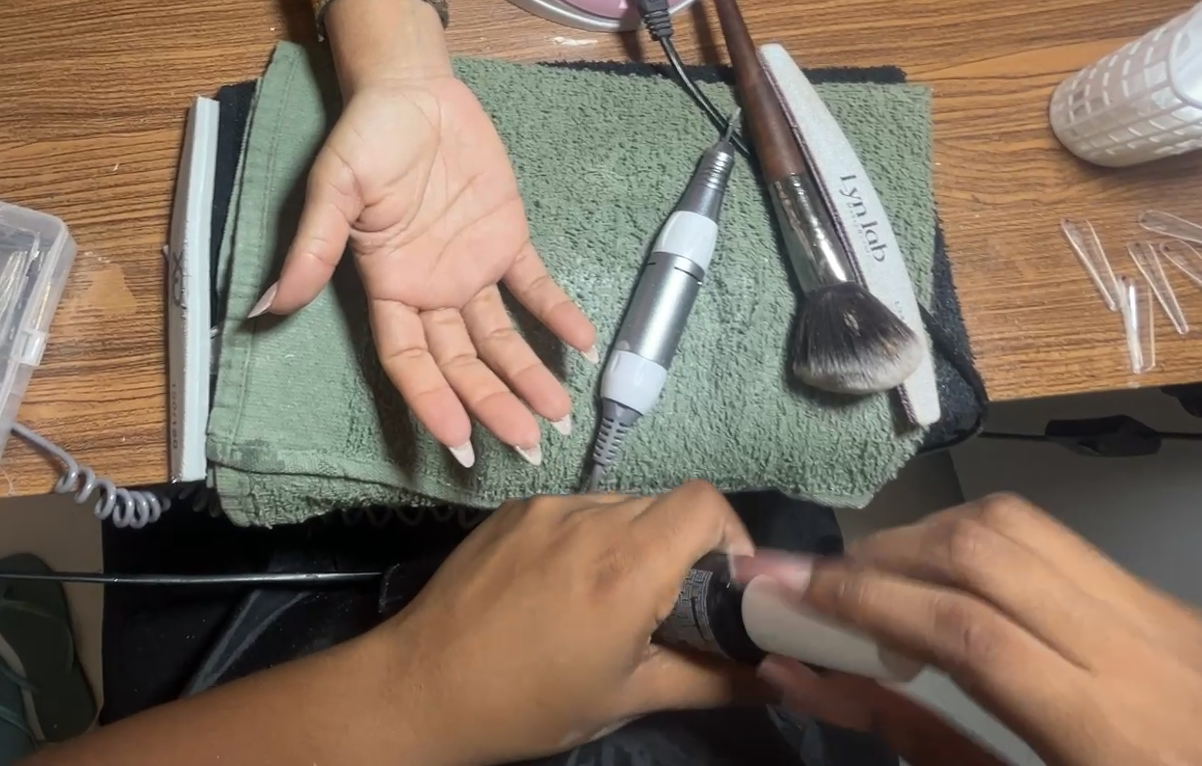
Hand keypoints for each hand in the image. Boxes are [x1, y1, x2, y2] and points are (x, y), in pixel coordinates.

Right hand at [255, 70, 597, 465]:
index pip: (409, 358)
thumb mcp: (333, 189)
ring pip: (500, 335)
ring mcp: (471, 267)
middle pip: (461, 360)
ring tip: (558, 417)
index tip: (459, 440)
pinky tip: (581, 344)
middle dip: (490, 403)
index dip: (431, 400)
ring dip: (528, 374)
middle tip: (527, 447)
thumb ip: (314, 248)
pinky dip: (556, 313)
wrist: (414, 93)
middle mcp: (430, 289)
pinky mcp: (506, 239)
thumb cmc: (367, 138)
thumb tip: (270, 306)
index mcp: (388, 285)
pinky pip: (534, 285)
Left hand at [368, 485, 762, 763]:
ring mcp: (541, 506)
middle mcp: (585, 516)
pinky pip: (570, 509)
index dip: (729, 537)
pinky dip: (585, 536)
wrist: (426, 680)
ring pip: (615, 505)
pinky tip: (560, 584)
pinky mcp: (510, 509)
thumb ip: (712, 679)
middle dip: (681, 549)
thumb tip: (775, 678)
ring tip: (607, 599)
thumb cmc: (532, 700)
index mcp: (625, 562)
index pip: (702, 502)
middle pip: (661, 505)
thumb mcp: (630, 697)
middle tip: (668, 606)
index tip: (724, 585)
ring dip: (630, 542)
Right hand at [739, 494, 1201, 765]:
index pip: (971, 635)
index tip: (787, 594)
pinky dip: (972, 541)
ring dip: (922, 535)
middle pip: (982, 554)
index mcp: (1127, 744)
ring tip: (885, 575)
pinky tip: (954, 580)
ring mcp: (1173, 621)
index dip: (863, 601)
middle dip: (880, 555)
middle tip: (826, 584)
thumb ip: (933, 747)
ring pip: (1013, 525)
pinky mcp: (1176, 605)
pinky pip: (1051, 539)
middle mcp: (1154, 661)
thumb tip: (820, 683)